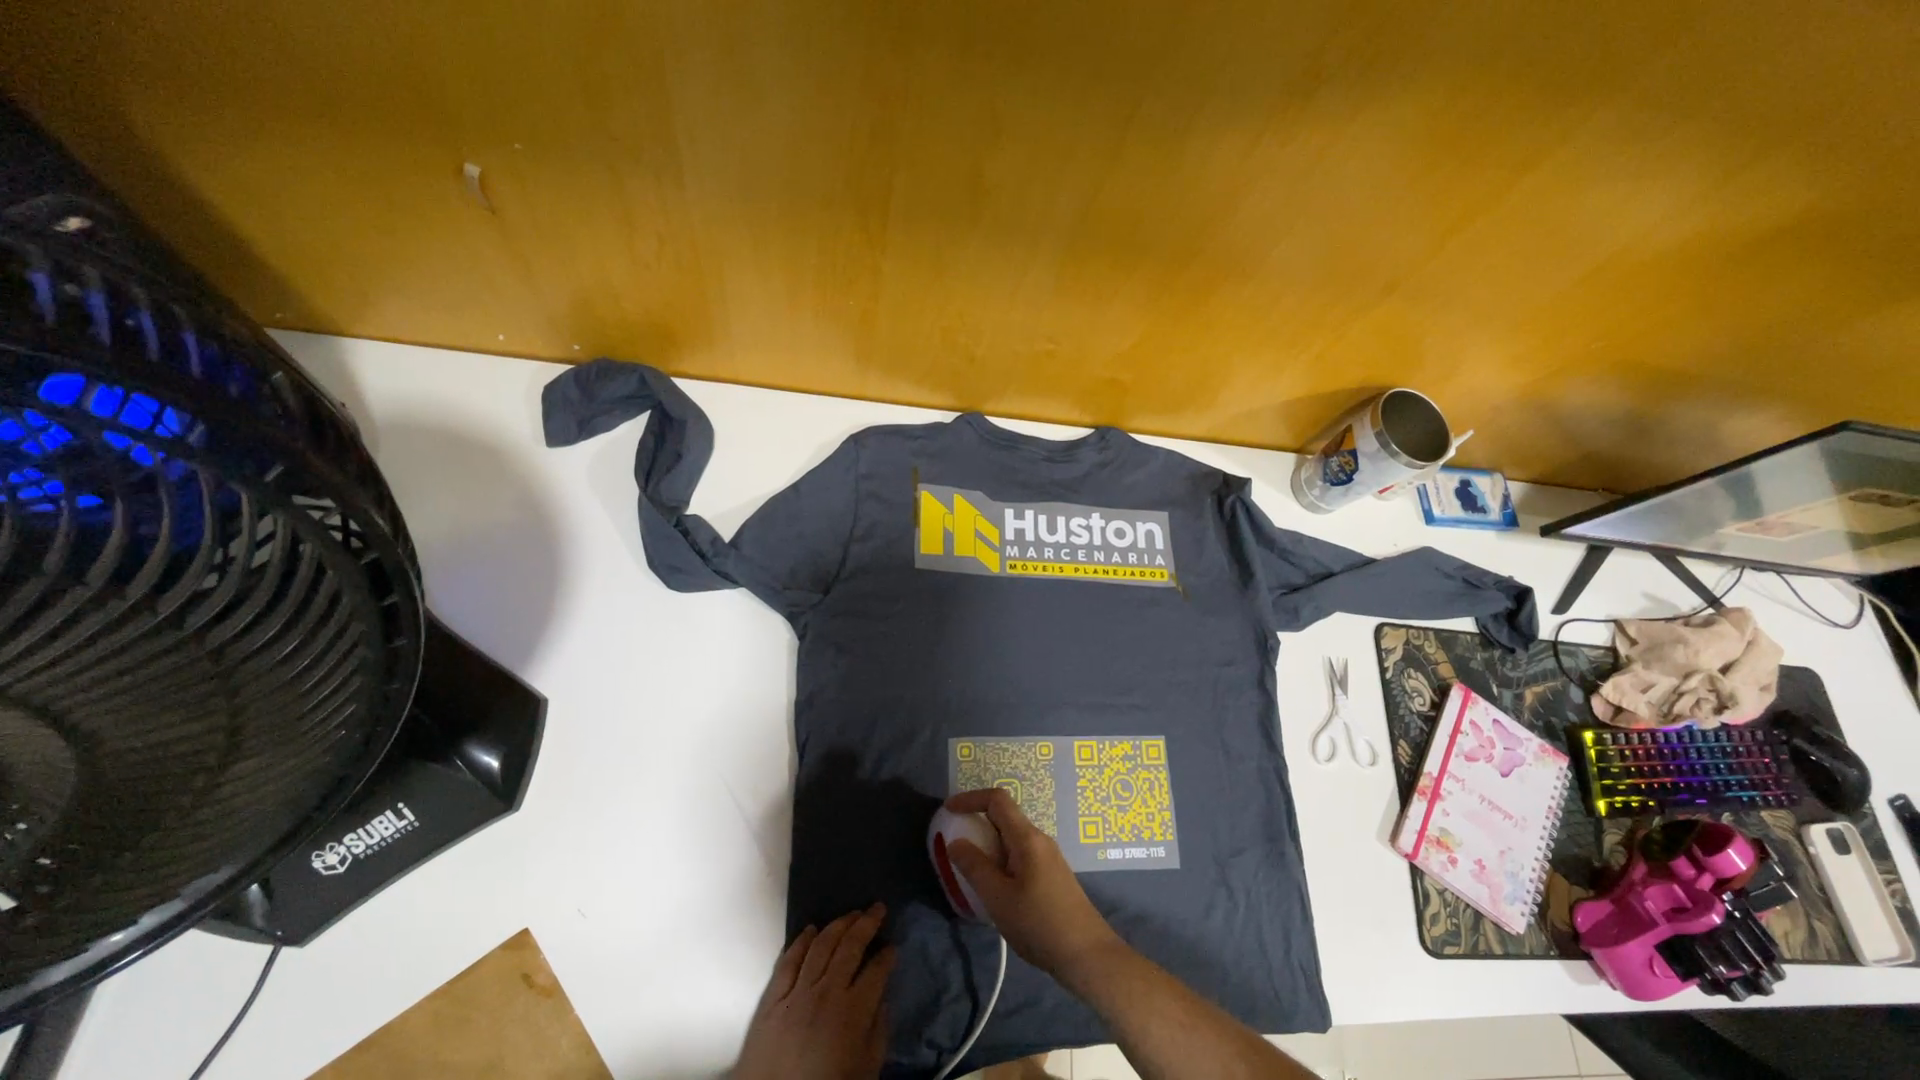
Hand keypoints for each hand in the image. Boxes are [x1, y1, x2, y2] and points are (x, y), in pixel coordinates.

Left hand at [733, 904, 895, 1079]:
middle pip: (850, 947)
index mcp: (853, 1010)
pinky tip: (811, 930)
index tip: (893, 946)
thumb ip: (878, 1031)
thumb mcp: (866, 1067)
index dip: (887, 956)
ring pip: (821, 946)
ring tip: (852, 913)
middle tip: (878, 908)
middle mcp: (827, 992)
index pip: (876, 971)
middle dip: (867, 923)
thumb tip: (882, 999)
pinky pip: (789, 960)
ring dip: (839, 925)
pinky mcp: (773, 995)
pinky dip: (801, 941)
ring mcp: (798, 990)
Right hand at [943, 789, 1124, 983]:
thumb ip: (974, 867)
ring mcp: (1048, 859)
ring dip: (988, 846)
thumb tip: (955, 842)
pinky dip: (1000, 861)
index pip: (997, 800)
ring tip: (968, 871)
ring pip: (1011, 840)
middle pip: (1004, 818)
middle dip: (976, 825)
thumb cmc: (1039, 923)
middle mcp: (1040, 841)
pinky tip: (993, 889)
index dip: (970, 799)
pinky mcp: (1051, 877)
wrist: (1087, 954)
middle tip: (953, 847)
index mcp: (1027, 838)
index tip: (948, 812)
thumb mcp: (998, 897)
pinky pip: (1020, 857)